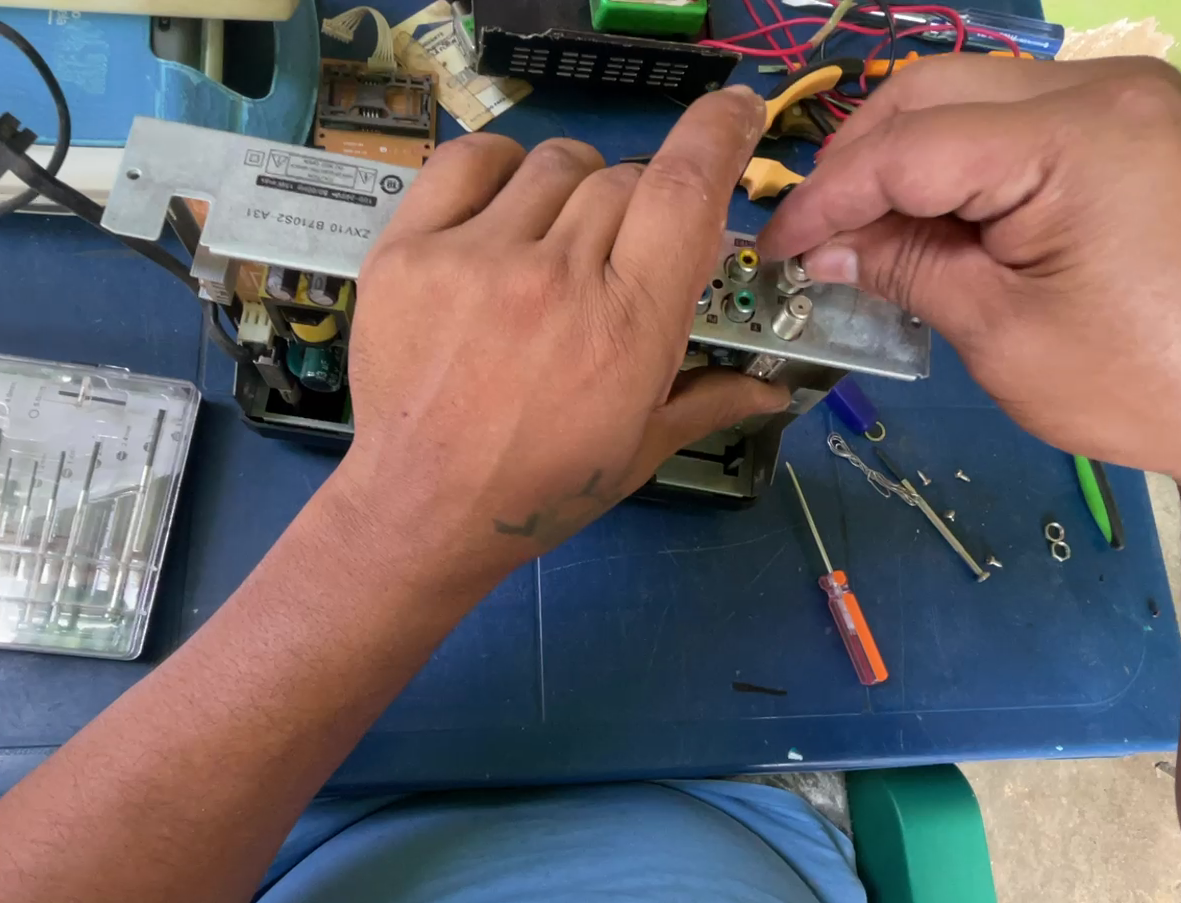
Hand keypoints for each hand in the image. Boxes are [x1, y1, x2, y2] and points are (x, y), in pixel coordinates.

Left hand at [332, 86, 788, 579]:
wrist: (424, 508)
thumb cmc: (539, 489)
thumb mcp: (634, 454)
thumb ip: (707, 402)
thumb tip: (772, 389)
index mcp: (626, 330)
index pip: (685, 190)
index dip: (719, 135)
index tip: (735, 116)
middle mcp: (555, 280)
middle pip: (622, 179)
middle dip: (636, 210)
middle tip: (614, 261)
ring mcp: (475, 260)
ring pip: (552, 165)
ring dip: (572, 193)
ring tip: (554, 246)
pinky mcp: (408, 253)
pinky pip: (468, 162)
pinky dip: (498, 171)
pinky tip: (503, 213)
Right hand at [759, 57, 1180, 499]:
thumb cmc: (1137, 383)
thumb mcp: (998, 331)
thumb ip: (906, 268)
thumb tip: (825, 248)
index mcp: (1075, 133)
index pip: (906, 145)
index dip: (824, 198)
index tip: (771, 250)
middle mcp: (1108, 87)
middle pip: (934, 93)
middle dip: (856, 163)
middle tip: (815, 237)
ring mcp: (1137, 103)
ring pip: (975, 101)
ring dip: (906, 162)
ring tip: (868, 236)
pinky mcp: (1147, 135)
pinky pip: (1023, 127)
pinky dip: (961, 169)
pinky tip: (940, 224)